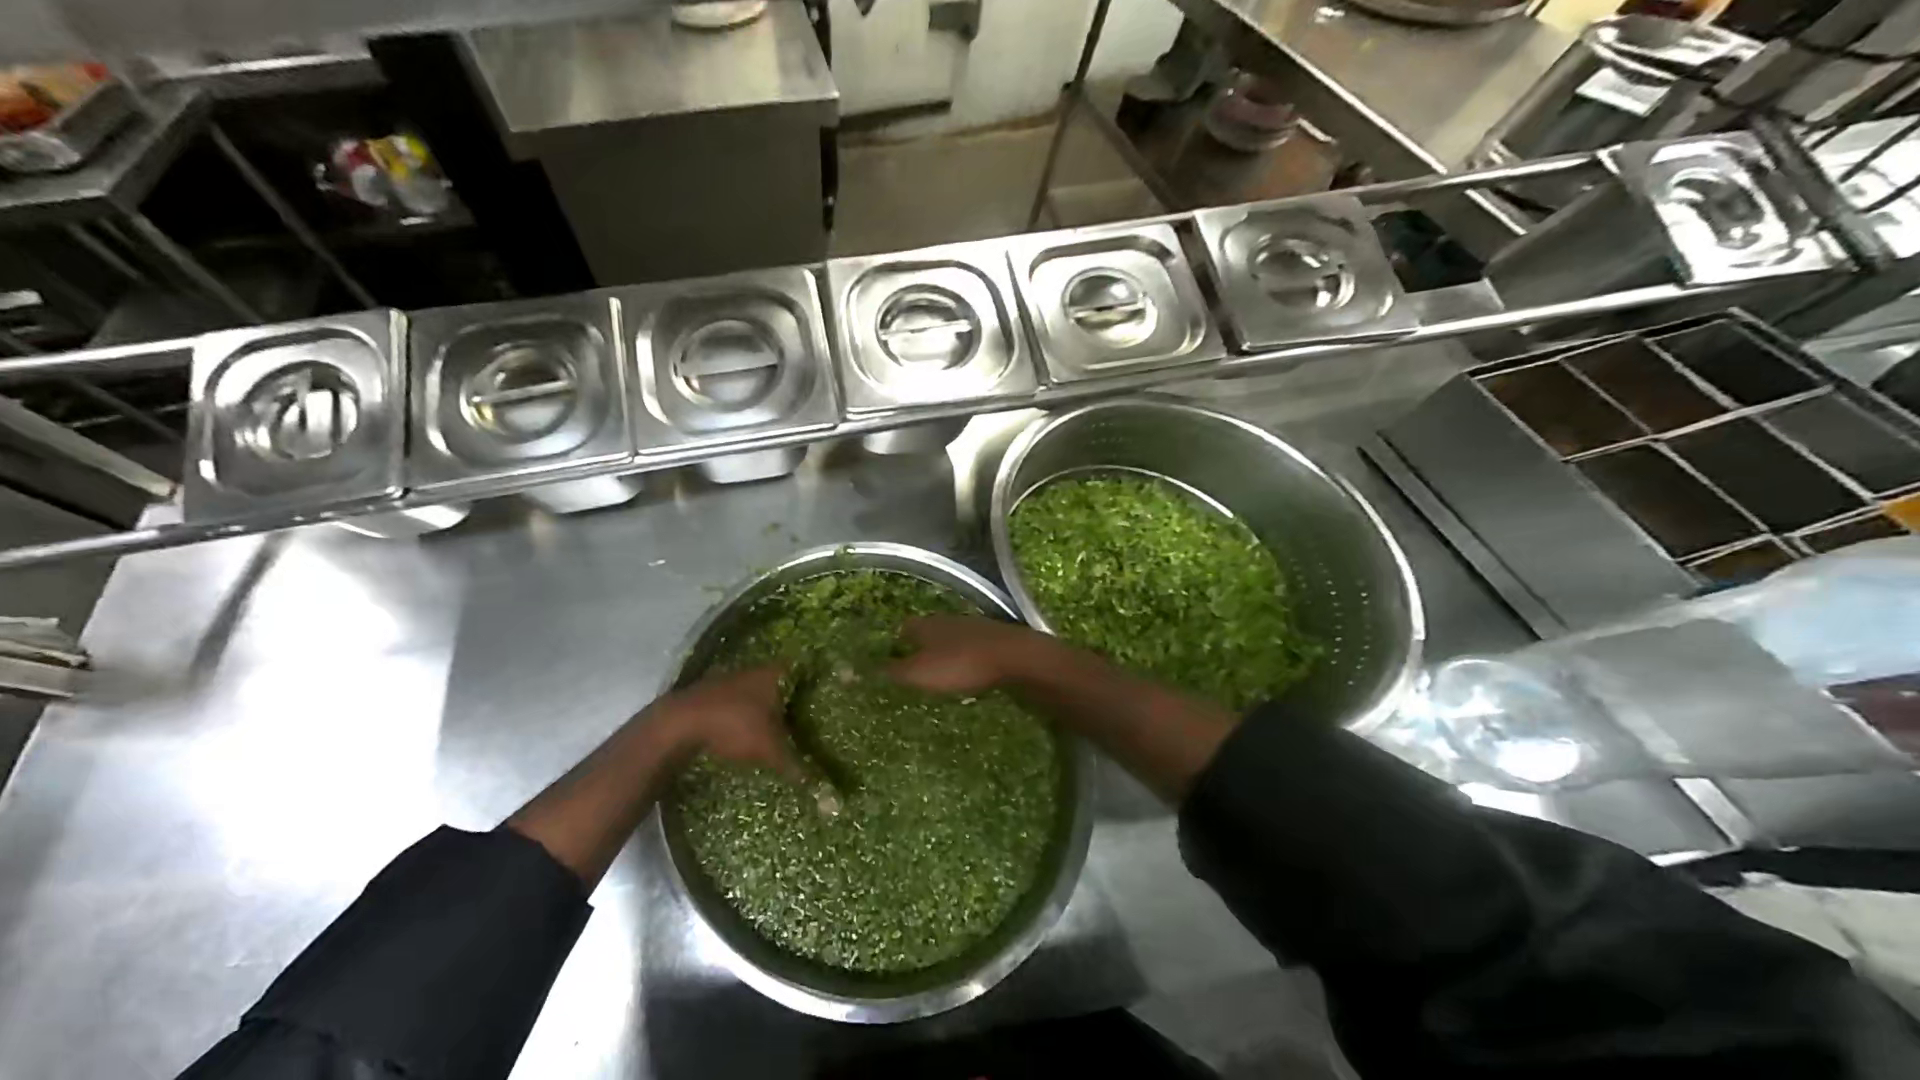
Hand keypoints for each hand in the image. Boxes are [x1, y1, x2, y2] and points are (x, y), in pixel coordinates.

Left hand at [650, 663, 805, 782]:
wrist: (679, 722)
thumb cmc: (735, 726)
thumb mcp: (770, 750)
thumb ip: (795, 765)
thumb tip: (820, 787)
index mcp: (774, 675)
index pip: (801, 672)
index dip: (811, 683)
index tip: (818, 697)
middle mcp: (753, 669)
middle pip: (777, 680)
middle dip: (786, 698)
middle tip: (799, 716)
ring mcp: (728, 678)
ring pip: (753, 689)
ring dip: (761, 705)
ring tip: (772, 726)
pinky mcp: (707, 691)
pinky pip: (733, 699)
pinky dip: (740, 711)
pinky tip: (742, 729)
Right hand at [889, 614, 1057, 694]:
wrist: (1014, 656)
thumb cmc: (960, 664)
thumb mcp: (919, 673)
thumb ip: (892, 672)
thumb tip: (860, 670)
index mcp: (926, 625)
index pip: (903, 629)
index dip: (895, 643)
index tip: (890, 658)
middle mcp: (947, 620)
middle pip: (928, 632)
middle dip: (920, 648)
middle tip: (913, 668)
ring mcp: (973, 626)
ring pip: (951, 638)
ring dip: (944, 653)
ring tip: (939, 674)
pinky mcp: (993, 638)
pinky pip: (971, 647)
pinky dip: (965, 659)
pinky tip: (968, 673)